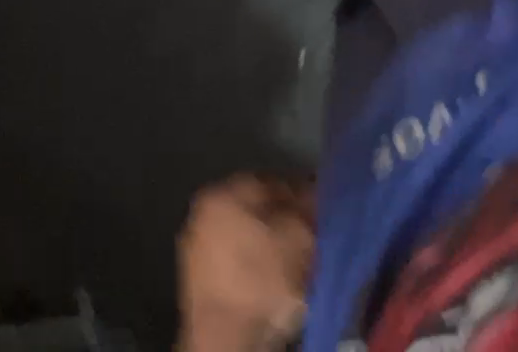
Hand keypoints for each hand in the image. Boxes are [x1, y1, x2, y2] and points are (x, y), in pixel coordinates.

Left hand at [178, 174, 315, 351]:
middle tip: (313, 232)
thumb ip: (309, 206)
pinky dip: (258, 264)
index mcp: (223, 194)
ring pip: (248, 235)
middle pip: (258, 208)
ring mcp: (196, 249)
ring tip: (298, 258)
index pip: (274, 181)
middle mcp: (202, 214)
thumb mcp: (301, 233)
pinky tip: (278, 277)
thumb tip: (316, 192)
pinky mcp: (199, 282)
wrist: (227, 343)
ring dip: (273, 242)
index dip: (303, 194)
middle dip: (287, 218)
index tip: (322, 209)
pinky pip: (239, 261)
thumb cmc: (263, 278)